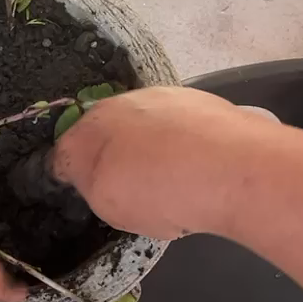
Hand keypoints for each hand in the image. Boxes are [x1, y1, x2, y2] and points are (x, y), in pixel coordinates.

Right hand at [52, 86, 272, 239]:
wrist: (236, 169)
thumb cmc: (160, 189)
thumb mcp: (106, 203)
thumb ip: (87, 184)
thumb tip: (83, 173)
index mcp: (91, 126)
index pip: (66, 149)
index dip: (69, 173)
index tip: (82, 191)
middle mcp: (123, 102)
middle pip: (108, 132)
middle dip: (112, 156)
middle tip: (128, 189)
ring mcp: (166, 98)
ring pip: (146, 127)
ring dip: (150, 149)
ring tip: (169, 183)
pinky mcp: (204, 103)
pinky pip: (182, 129)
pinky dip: (183, 146)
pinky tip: (198, 171)